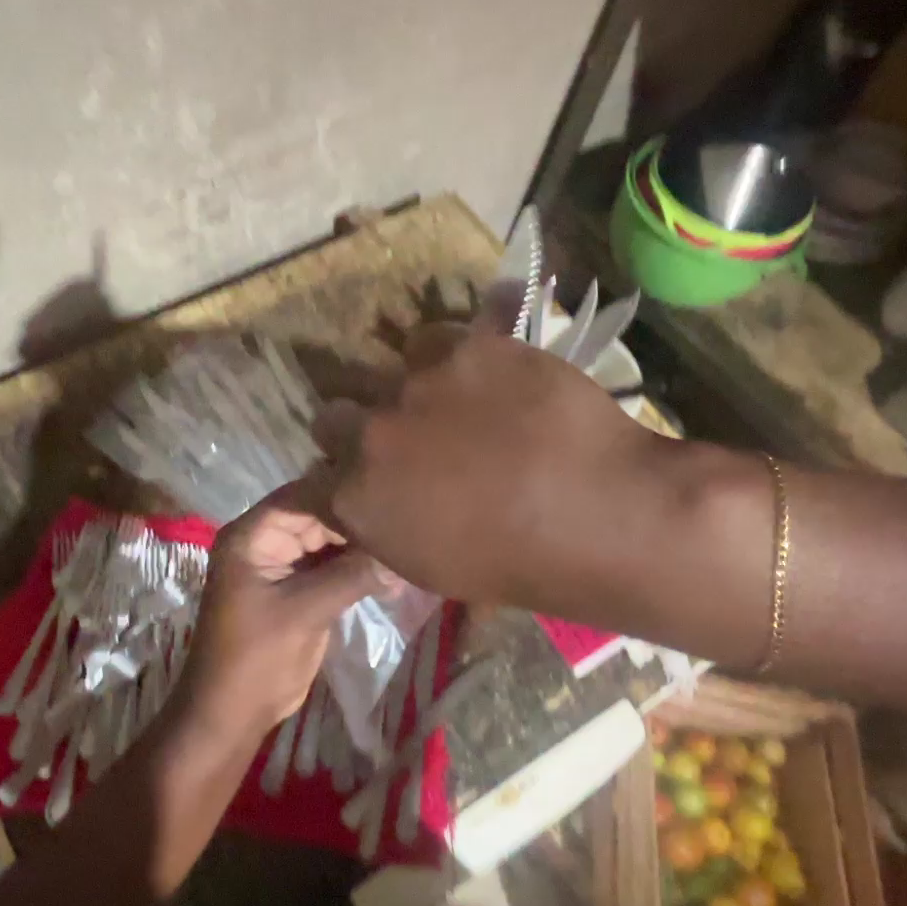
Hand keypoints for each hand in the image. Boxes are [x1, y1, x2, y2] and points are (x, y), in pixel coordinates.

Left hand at [173, 486, 394, 744]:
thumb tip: (402, 553)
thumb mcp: (303, 613)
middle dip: (359, 521)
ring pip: (328, 542)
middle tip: (408, 522)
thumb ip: (351, 576)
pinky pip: (331, 566)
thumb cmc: (255, 659)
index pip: (303, 497)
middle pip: (318, 516)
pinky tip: (394, 568)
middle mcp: (264, 542)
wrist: (231, 714)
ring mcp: (281, 566)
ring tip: (408, 541)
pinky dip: (357, 567)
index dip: (345, 495)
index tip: (392, 496)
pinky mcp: (297, 590)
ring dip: (362, 545)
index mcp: (251, 535)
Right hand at [310, 323, 700, 618]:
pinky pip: (431, 339)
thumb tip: (376, 503)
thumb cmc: (516, 563)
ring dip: (403, 390)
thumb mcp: (429, 566)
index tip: (358, 479)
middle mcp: (367, 438)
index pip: (309, 481)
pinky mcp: (462, 348)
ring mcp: (412, 387)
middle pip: (331, 417)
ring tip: (449, 402)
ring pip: (380, 372)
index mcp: (355, 501)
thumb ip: (383, 527)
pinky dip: (447, 356)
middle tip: (401, 439)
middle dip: (355, 428)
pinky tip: (482, 375)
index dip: (333, 479)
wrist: (597, 514)